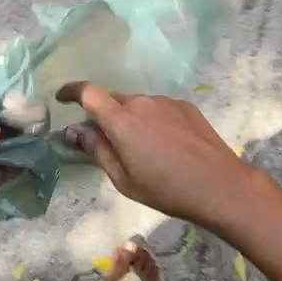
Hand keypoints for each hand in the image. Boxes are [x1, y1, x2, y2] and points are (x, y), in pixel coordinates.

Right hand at [56, 82, 259, 231]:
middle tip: (106, 142)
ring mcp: (165, 101)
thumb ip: (96, 150)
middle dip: (104, 116)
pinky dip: (153, 121)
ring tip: (143, 150)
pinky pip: (158, 108)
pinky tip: (166, 146)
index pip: (88, 92)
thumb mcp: (123, 179)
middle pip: (113, 101)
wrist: (219, 185)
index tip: (62, 98)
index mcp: (121, 119)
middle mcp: (141, 101)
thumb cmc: (166, 189)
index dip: (71, 91)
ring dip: (131, 120)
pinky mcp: (184, 105)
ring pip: (137, 105)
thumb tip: (75, 130)